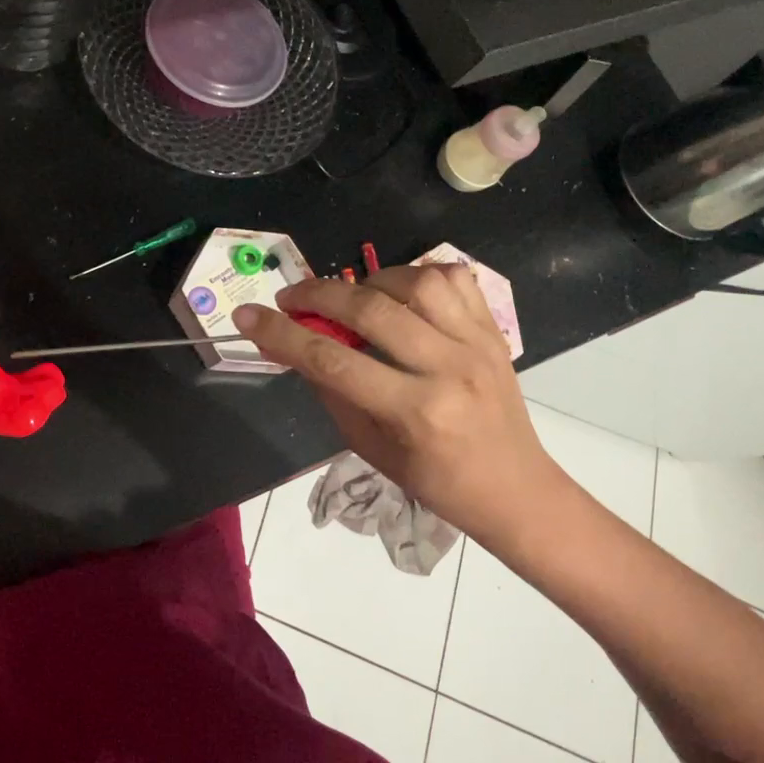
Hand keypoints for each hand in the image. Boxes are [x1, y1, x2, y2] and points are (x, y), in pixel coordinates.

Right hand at [231, 264, 564, 543]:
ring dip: (370, 281)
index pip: (332, 361)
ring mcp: (476, 345)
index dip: (282, 334)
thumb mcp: (369, 447)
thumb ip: (329, 390)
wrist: (516, 489)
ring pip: (415, 282)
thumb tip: (288, 345)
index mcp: (415, 412)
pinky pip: (454, 279)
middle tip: (290, 298)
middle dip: (317, 295)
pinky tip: (398, 291)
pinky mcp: (493, 331)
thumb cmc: (435, 480)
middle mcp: (448, 369)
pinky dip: (418, 275)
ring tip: (351, 296)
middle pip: (370, 311)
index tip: (248, 317)